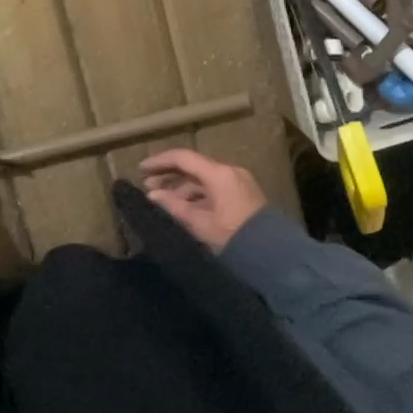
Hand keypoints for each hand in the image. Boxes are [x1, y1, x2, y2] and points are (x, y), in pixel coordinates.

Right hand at [139, 149, 266, 251]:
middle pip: (193, 167)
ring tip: (163, 199)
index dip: (160, 162)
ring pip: (203, 179)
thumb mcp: (200, 223)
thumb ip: (174, 207)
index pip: (183, 158)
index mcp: (219, 174)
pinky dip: (197, 194)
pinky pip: (214, 187)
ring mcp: (238, 182)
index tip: (141, 170)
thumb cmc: (232, 236)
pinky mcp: (243, 194)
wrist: (271, 254)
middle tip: (148, 186)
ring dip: (182, 186)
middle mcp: (229, 172)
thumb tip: (152, 195)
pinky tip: (183, 206)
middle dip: (169, 175)